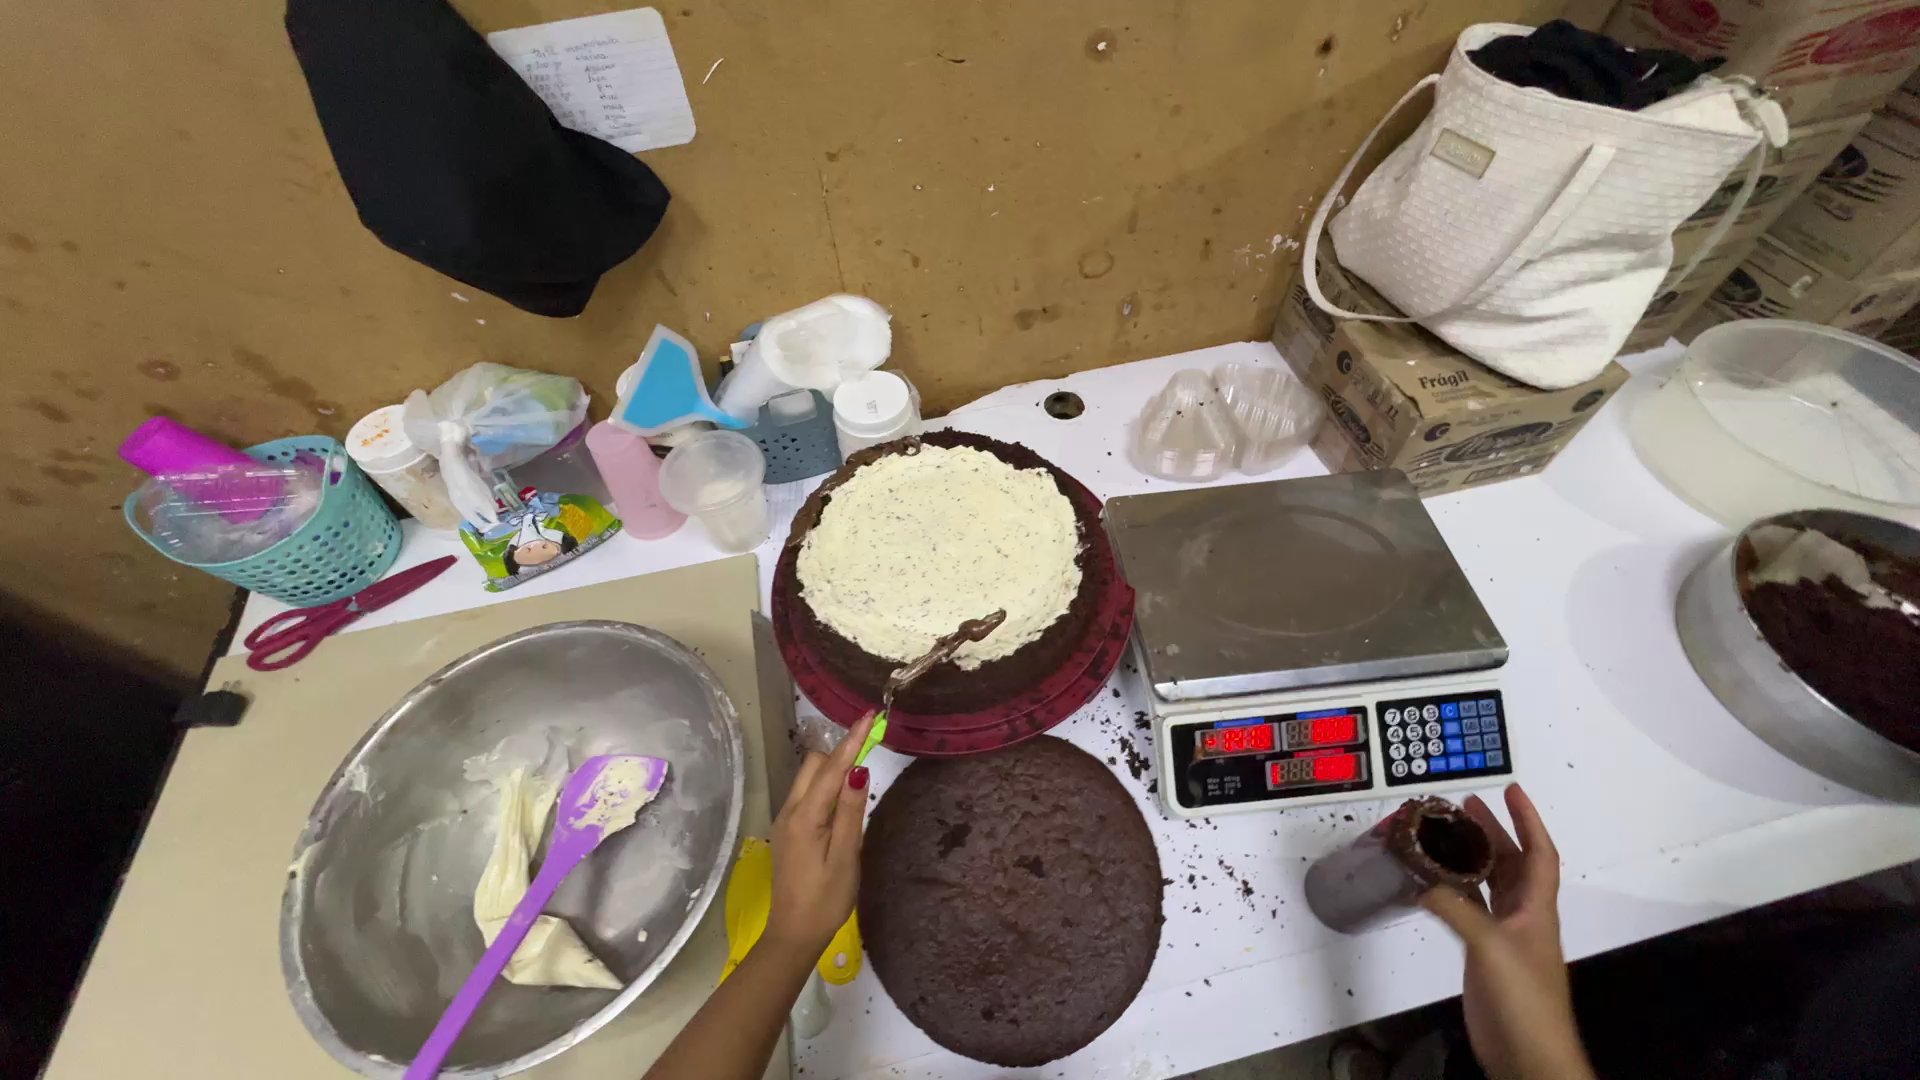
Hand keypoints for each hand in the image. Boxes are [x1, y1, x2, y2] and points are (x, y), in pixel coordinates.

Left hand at [764, 712, 873, 960]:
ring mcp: (786, 820)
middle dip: (840, 752)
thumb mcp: (846, 857)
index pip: (832, 768)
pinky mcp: (789, 831)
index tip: (868, 717)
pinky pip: (807, 794)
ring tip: (860, 776)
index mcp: (805, 816)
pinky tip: (842, 800)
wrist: (793, 936)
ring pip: (809, 778)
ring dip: (832, 770)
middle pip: (814, 765)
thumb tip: (859, 770)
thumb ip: (851, 811)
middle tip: (871, 749)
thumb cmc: (825, 900)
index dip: (852, 741)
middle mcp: (790, 811)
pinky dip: (825, 786)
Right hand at [1422, 785, 1594, 1079]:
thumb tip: (1419, 881)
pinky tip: (1431, 879)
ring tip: (1445, 833)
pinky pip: (1469, 905)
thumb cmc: (1524, 999)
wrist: (1530, 1056)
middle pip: (1512, 863)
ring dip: (1471, 855)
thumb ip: (1455, 907)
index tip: (1512, 790)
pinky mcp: (1484, 951)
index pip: (1539, 854)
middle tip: (1466, 805)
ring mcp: (1505, 934)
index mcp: (1536, 909)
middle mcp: (1523, 916)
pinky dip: (1452, 886)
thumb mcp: (1490, 946)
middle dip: (1493, 831)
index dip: (1528, 821)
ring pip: (1490, 882)